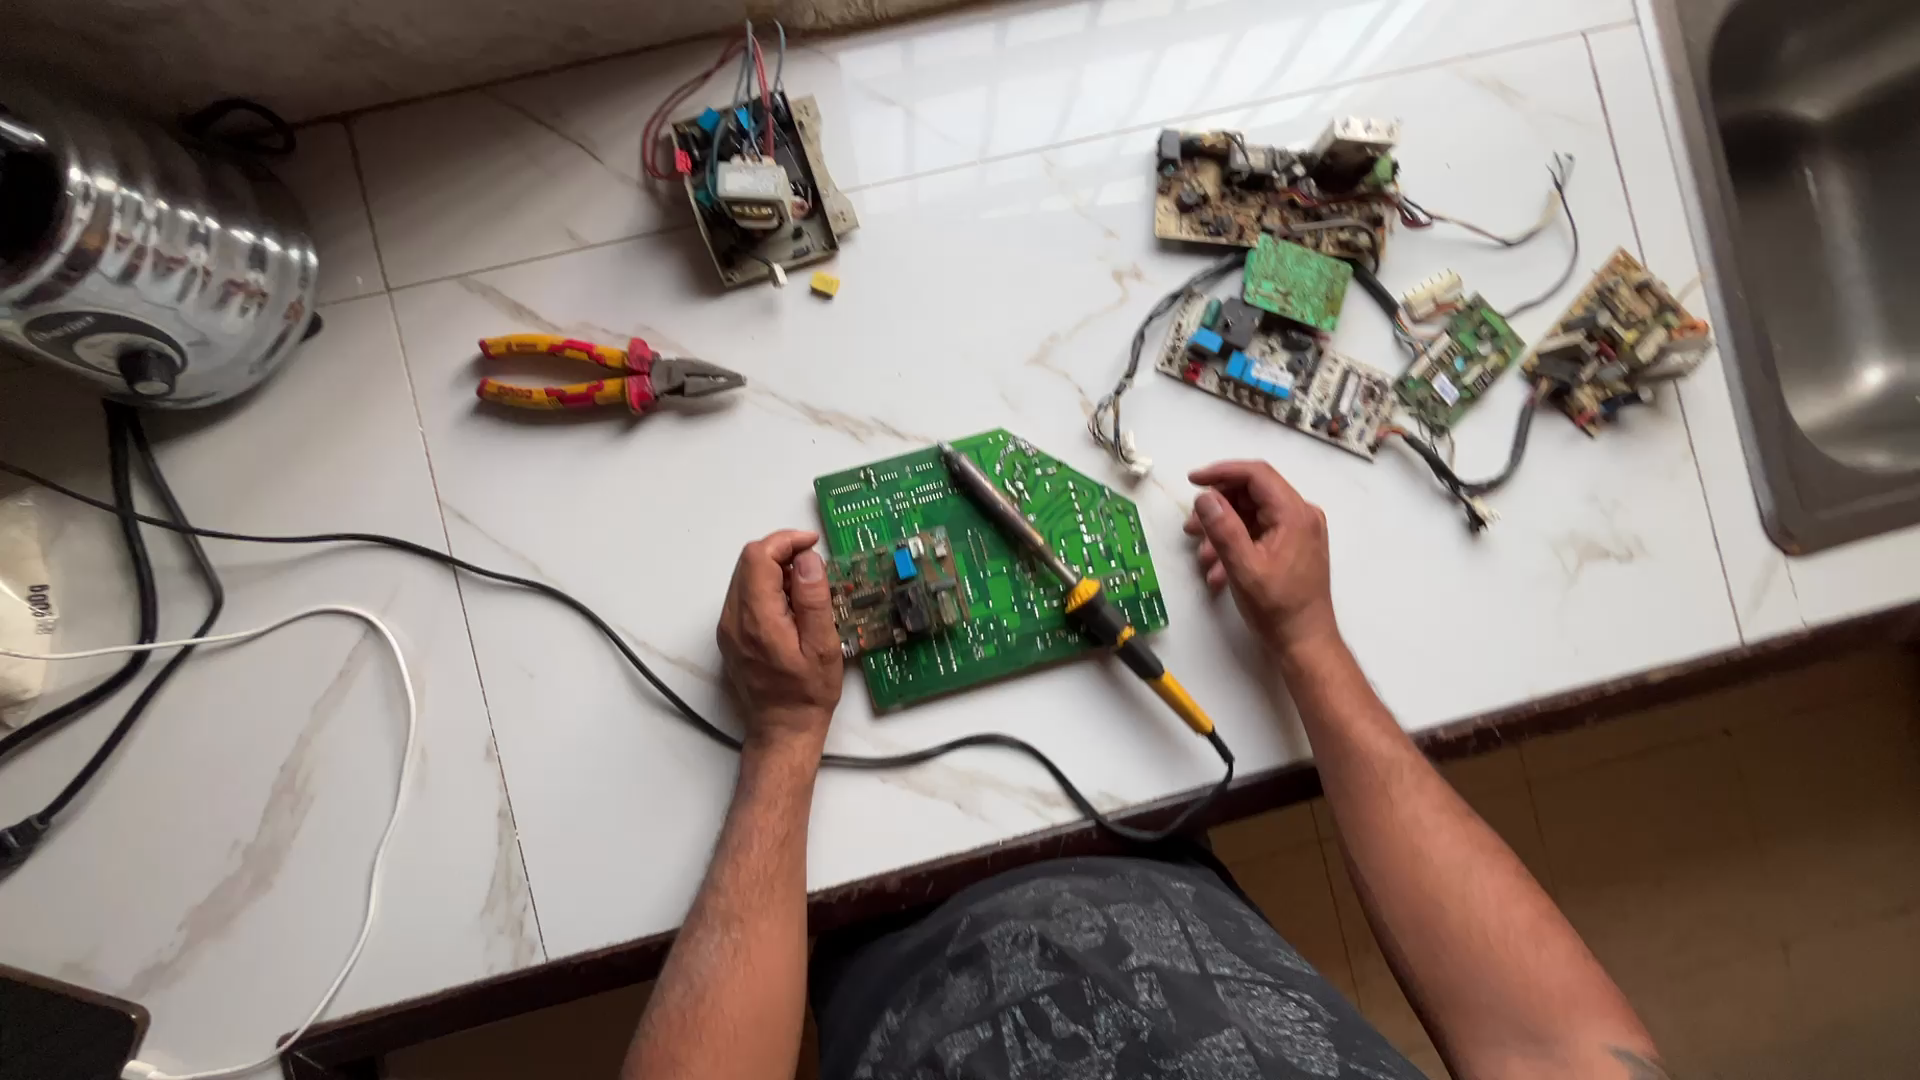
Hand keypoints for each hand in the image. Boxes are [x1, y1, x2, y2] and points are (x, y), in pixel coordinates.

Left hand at [717, 530, 843, 754]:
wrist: (783, 730)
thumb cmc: (808, 693)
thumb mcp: (823, 646)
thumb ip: (813, 599)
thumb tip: (808, 560)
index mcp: (757, 619)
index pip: (758, 557)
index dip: (786, 541)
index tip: (813, 545)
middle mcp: (733, 619)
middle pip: (748, 561)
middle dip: (781, 552)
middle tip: (814, 565)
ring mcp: (728, 628)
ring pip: (744, 576)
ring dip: (775, 568)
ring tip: (806, 585)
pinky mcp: (730, 635)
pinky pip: (744, 595)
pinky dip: (767, 586)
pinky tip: (791, 603)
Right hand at [1185, 461, 1339, 659]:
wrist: (1304, 642)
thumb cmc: (1277, 608)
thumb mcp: (1243, 567)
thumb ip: (1223, 528)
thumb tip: (1205, 498)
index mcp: (1294, 514)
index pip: (1256, 474)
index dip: (1221, 472)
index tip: (1192, 481)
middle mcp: (1300, 515)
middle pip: (1251, 493)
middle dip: (1217, 509)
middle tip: (1191, 528)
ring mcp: (1297, 530)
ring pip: (1250, 514)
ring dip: (1221, 531)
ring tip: (1202, 556)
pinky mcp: (1290, 545)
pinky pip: (1256, 532)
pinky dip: (1234, 544)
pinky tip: (1216, 570)